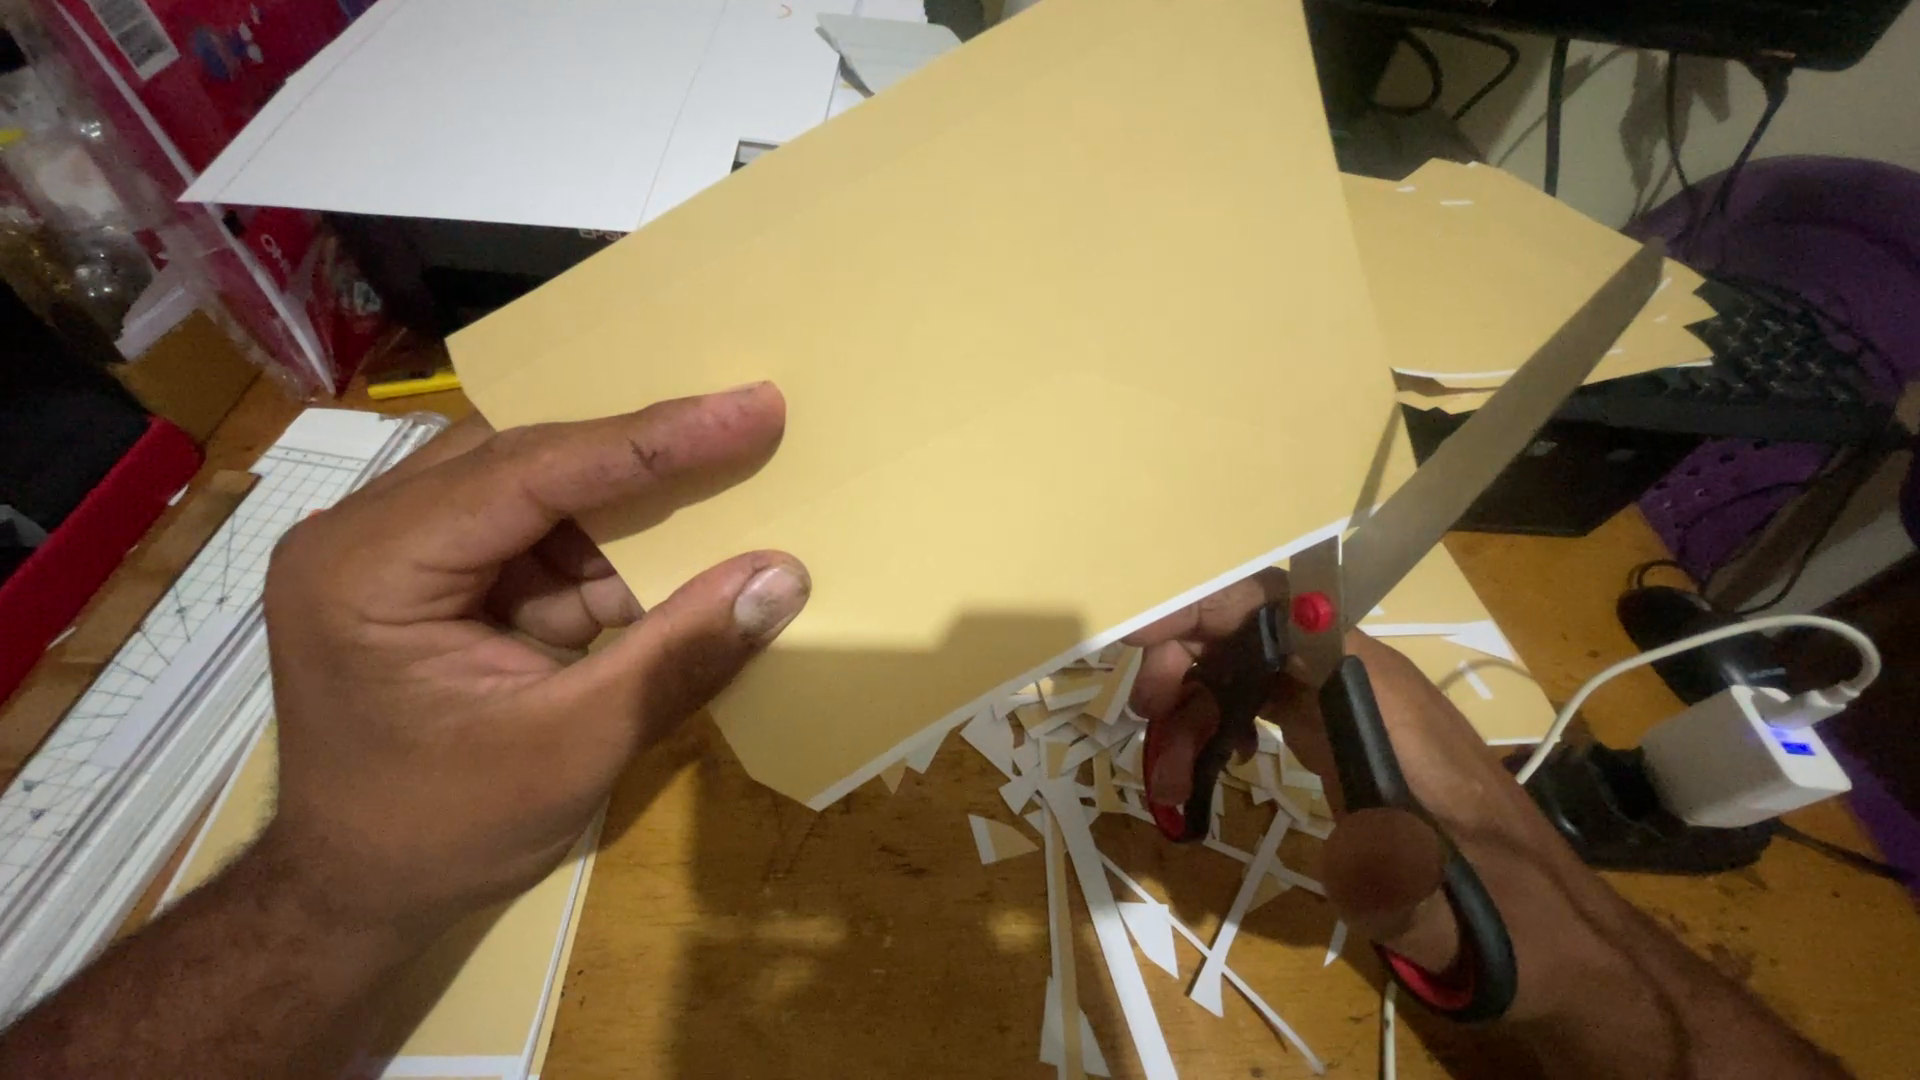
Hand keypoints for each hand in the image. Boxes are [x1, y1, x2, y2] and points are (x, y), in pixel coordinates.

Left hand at [260, 383, 809, 934]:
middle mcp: (376, 534)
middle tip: (747, 424)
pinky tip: (678, 562)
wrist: (362, 896)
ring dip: (636, 506)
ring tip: (728, 489)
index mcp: (371, 567)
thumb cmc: (446, 832)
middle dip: (646, 453)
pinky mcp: (451, 579)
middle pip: (534, 458)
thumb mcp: (575, 747)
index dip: (655, 439)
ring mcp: (409, 553)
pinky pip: (551, 537)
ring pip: (547, 489)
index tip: (752, 408)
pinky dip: (619, 555)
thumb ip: (680, 655)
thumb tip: (784, 577)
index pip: (531, 471)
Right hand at [1127, 570, 1632, 1022]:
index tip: (1141, 639)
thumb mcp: (1436, 904)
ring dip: (1193, 710)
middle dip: (1181, 673)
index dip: (1204, 609)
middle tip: (1147, 734)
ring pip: (1245, 668)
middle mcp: (1353, 680)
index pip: (1277, 610)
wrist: (1555, 937)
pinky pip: (1261, 698)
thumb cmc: (1500, 918)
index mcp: (1372, 694)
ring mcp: (1344, 702)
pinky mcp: (1339, 729)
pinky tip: (1212, 763)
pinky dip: (1221, 721)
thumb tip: (1317, 806)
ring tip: (1169, 783)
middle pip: (1245, 635)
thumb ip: (1382, 866)